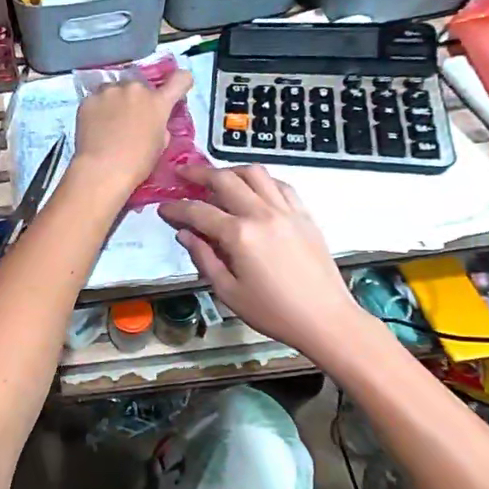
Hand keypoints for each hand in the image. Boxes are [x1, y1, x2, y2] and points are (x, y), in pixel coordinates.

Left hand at [70, 69, 193, 191]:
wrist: (102, 169)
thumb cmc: (137, 163)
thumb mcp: (160, 144)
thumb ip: (160, 124)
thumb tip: (152, 120)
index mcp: (158, 102)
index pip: (179, 79)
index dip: (180, 82)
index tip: (175, 89)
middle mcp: (135, 89)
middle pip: (140, 87)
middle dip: (137, 99)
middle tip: (130, 120)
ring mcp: (110, 91)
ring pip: (115, 90)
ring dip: (116, 101)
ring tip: (109, 123)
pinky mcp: (89, 99)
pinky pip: (96, 99)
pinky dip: (97, 109)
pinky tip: (94, 126)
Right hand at [159, 164, 368, 356]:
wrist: (325, 318)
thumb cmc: (273, 312)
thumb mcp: (229, 292)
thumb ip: (204, 258)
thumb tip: (185, 234)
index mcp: (240, 236)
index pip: (199, 212)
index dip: (177, 208)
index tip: (163, 207)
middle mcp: (262, 214)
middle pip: (225, 180)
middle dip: (199, 173)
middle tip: (183, 174)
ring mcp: (286, 210)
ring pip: (255, 173)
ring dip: (231, 170)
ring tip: (218, 178)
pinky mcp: (304, 214)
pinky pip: (280, 184)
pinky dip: (261, 181)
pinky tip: (253, 190)